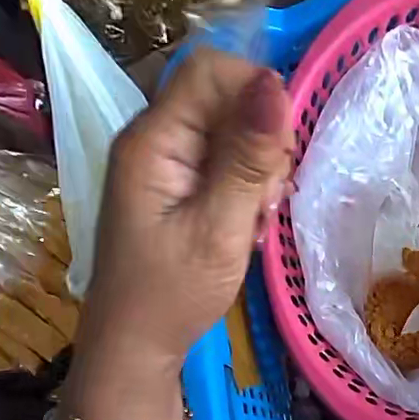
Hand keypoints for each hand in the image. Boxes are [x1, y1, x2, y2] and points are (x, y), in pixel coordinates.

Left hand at [78, 47, 291, 372]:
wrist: (136, 348)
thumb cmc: (172, 295)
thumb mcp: (219, 230)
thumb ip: (247, 159)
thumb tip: (277, 84)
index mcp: (152, 141)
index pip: (209, 71)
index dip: (256, 92)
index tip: (282, 148)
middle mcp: (154, 140)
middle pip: (224, 100)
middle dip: (261, 141)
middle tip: (267, 199)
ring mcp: (165, 165)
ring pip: (231, 133)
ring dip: (258, 170)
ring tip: (257, 219)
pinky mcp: (177, 187)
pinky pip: (223, 163)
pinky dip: (246, 188)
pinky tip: (249, 224)